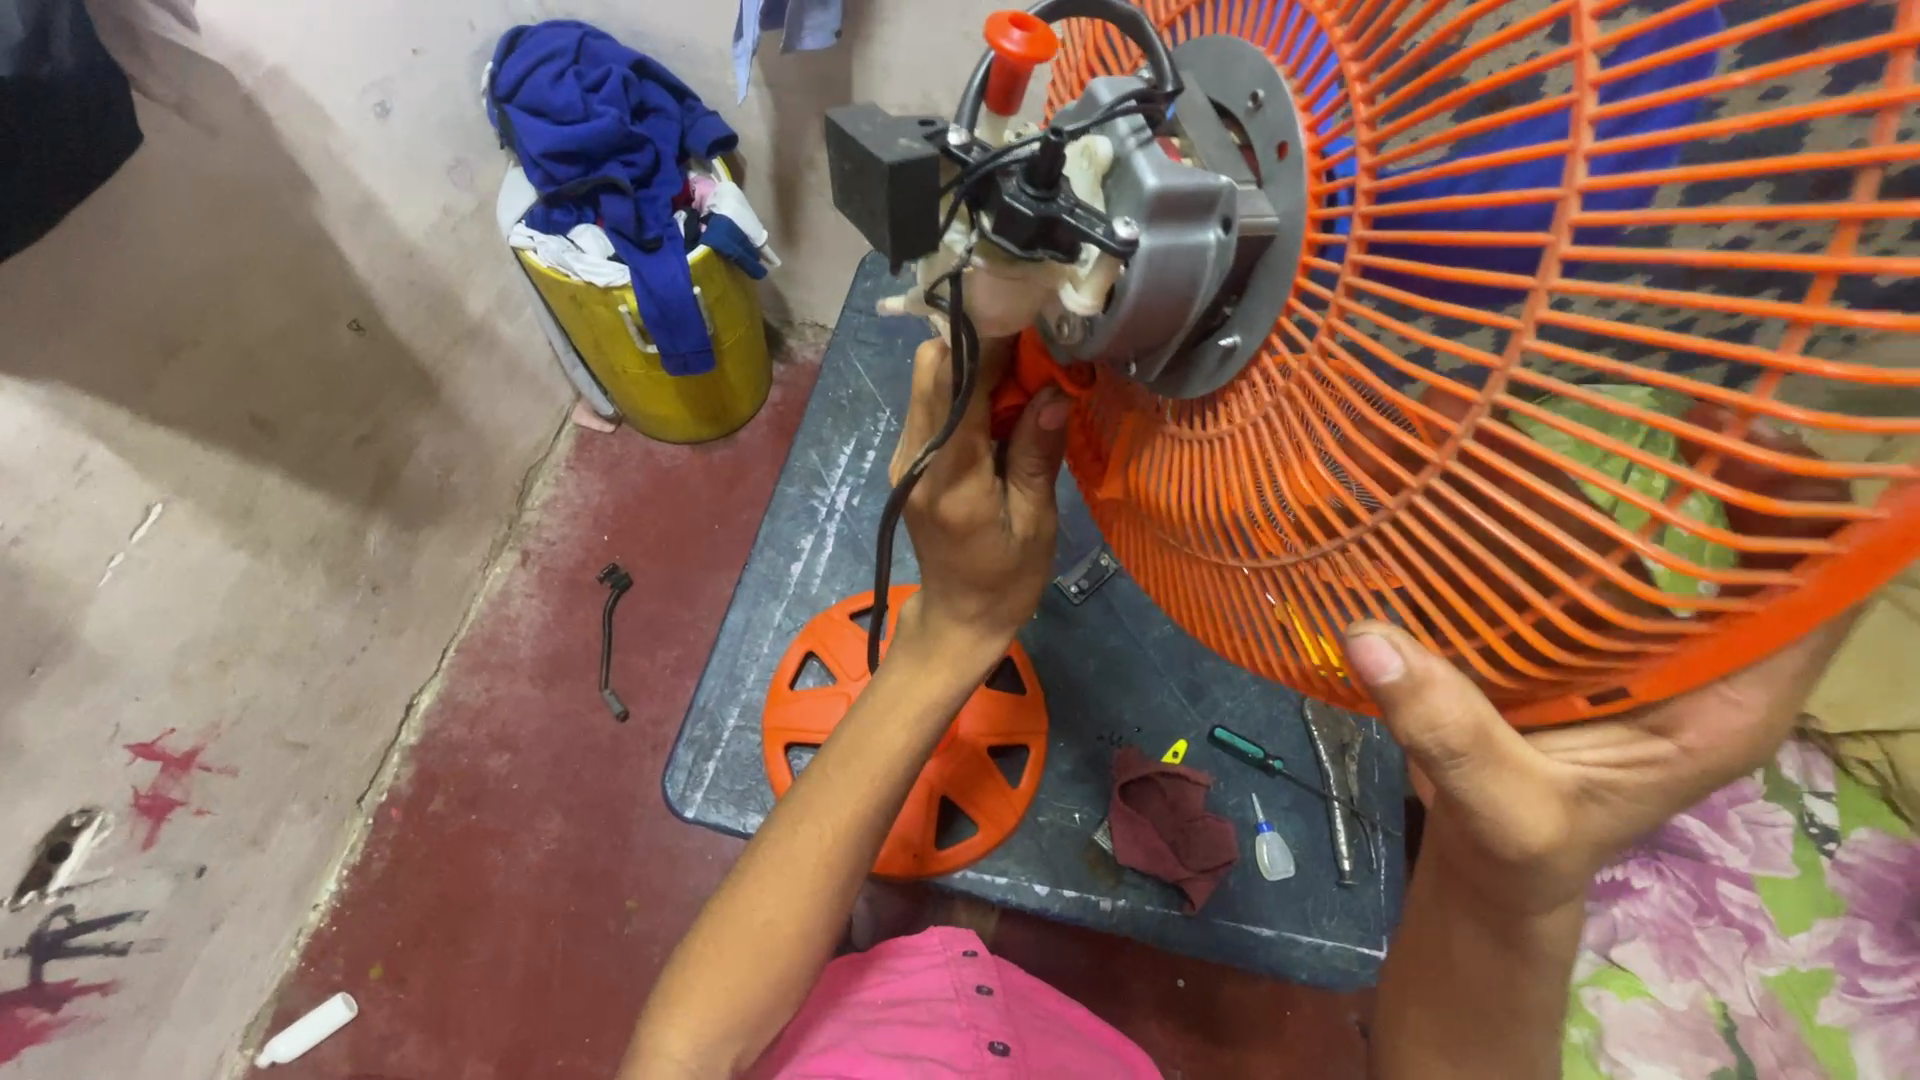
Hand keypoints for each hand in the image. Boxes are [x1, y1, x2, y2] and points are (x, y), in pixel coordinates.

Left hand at [890, 338, 1071, 664]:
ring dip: (974, 365)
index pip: (956, 381)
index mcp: (949, 475)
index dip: (990, 340)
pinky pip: (932, 403)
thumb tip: (1054, 390)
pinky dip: (965, 389)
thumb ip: (1036, 453)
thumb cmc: (1006, 580)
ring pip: (929, 379)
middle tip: (1034, 354)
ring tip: (1023, 379)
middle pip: (933, 367)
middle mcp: (915, 457)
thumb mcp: (1034, 522)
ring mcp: (905, 457)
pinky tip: (1000, 404)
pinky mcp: (909, 459)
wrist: (958, 616)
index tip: (1033, 319)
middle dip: (982, 345)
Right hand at [1344, 393, 1862, 914]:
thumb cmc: (1523, 847)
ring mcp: (1619, 642)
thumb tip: (1370, 639)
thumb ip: (1451, 734)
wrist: (1486, 861)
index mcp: (1724, 701)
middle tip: (1653, 397)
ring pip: (1636, 547)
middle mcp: (1685, 656)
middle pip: (1731, 549)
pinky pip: (1552, 565)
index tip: (1772, 426)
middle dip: (1708, 472)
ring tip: (1558, 414)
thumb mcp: (1504, 807)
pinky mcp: (1556, 637)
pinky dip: (1525, 520)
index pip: (1815, 595)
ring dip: (1605, 483)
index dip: (1821, 512)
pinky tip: (1485, 479)